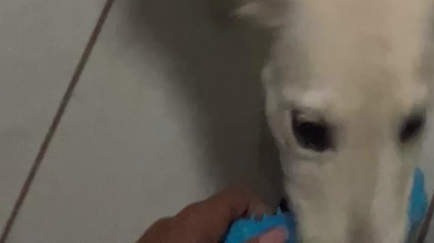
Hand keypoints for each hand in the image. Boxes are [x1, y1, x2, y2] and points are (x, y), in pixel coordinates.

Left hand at [134, 187, 285, 242]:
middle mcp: (175, 217)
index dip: (259, 213)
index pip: (240, 195)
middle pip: (219, 216)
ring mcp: (153, 237)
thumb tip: (280, 230)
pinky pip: (177, 242)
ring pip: (197, 232)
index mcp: (196, 214)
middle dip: (236, 235)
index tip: (268, 237)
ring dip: (214, 242)